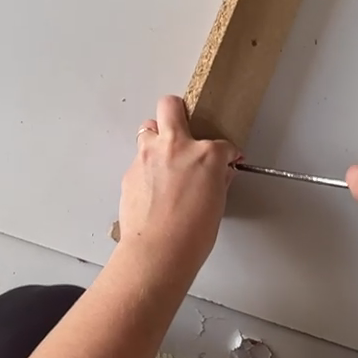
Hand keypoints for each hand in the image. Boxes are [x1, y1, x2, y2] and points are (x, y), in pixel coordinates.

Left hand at [116, 96, 237, 285]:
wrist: (158, 251)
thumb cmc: (190, 234)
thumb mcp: (217, 204)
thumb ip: (218, 180)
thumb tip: (218, 173)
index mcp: (204, 154)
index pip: (222, 144)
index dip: (226, 154)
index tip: (227, 161)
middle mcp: (174, 147)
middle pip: (171, 106)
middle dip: (178, 111)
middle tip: (184, 124)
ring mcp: (148, 156)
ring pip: (148, 129)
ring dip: (156, 137)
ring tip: (164, 155)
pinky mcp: (130, 171)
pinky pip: (138, 159)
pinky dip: (146, 167)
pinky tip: (153, 185)